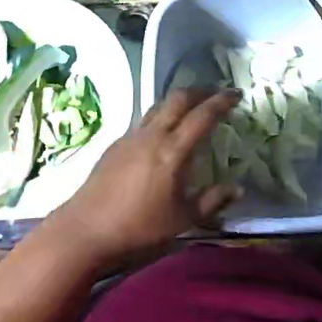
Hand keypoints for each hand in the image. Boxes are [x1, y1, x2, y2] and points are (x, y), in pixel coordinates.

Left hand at [43, 88, 240, 266]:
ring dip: (178, 102)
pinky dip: (160, 117)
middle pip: (177, 99)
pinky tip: (163, 134)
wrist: (85, 230)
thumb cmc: (139, 229)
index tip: (236, 94)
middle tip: (217, 94)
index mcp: (172, 150)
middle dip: (199, 91)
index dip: (221, 101)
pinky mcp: (115, 145)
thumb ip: (212, 201)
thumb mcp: (183, 220)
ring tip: (192, 109)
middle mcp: (151, 135)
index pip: (202, 115)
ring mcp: (130, 137)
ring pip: (157, 107)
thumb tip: (237, 188)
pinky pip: (144, 122)